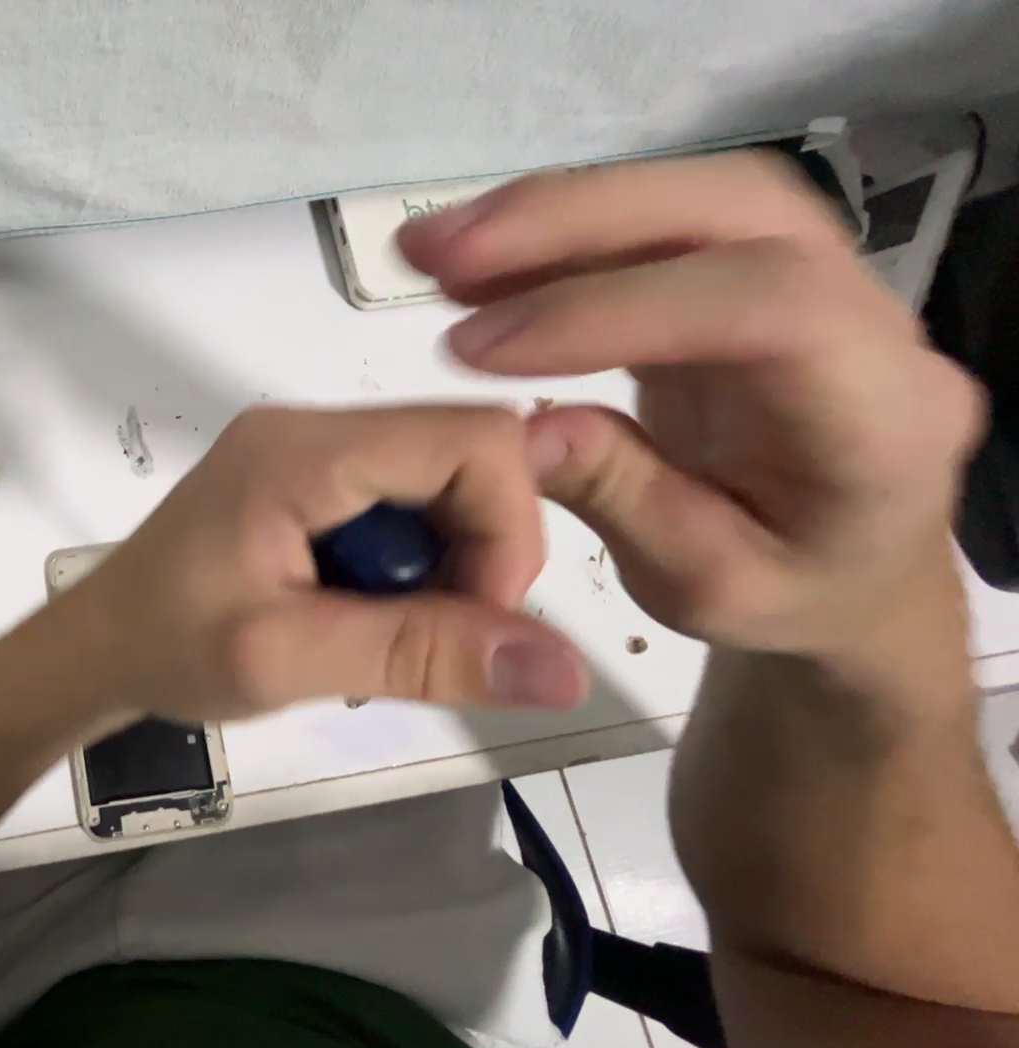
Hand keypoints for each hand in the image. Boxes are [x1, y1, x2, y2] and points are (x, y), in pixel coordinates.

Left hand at [62, 405, 588, 722]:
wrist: (95, 646)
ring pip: (432, 487)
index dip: (507, 531)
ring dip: (435, 569)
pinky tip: (353, 613)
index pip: (474, 439)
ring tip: (373, 633)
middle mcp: (306, 429)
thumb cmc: (165, 648)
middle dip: (471, 556)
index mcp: (299, 450)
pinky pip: (391, 505)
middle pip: (459, 459)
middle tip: (419, 639)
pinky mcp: (294, 483)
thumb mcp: (284, 659)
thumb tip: (565, 667)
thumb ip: (419, 656)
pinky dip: (399, 567)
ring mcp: (298, 452)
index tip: (472, 621)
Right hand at [397, 153, 985, 664]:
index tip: (471, 352)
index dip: (610, 310)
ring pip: (683, 201)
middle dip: (568, 222)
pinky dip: (548, 240)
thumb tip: (516, 434)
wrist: (846, 568)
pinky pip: (648, 235)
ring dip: (543, 216)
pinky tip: (468, 270)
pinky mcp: (736, 285)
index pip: (763, 307)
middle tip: (435, 255)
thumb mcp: (701, 581)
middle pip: (728, 211)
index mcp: (876, 409)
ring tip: (427, 250)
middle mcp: (859, 316)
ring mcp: (803, 284)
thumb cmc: (785, 591)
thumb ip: (621, 498)